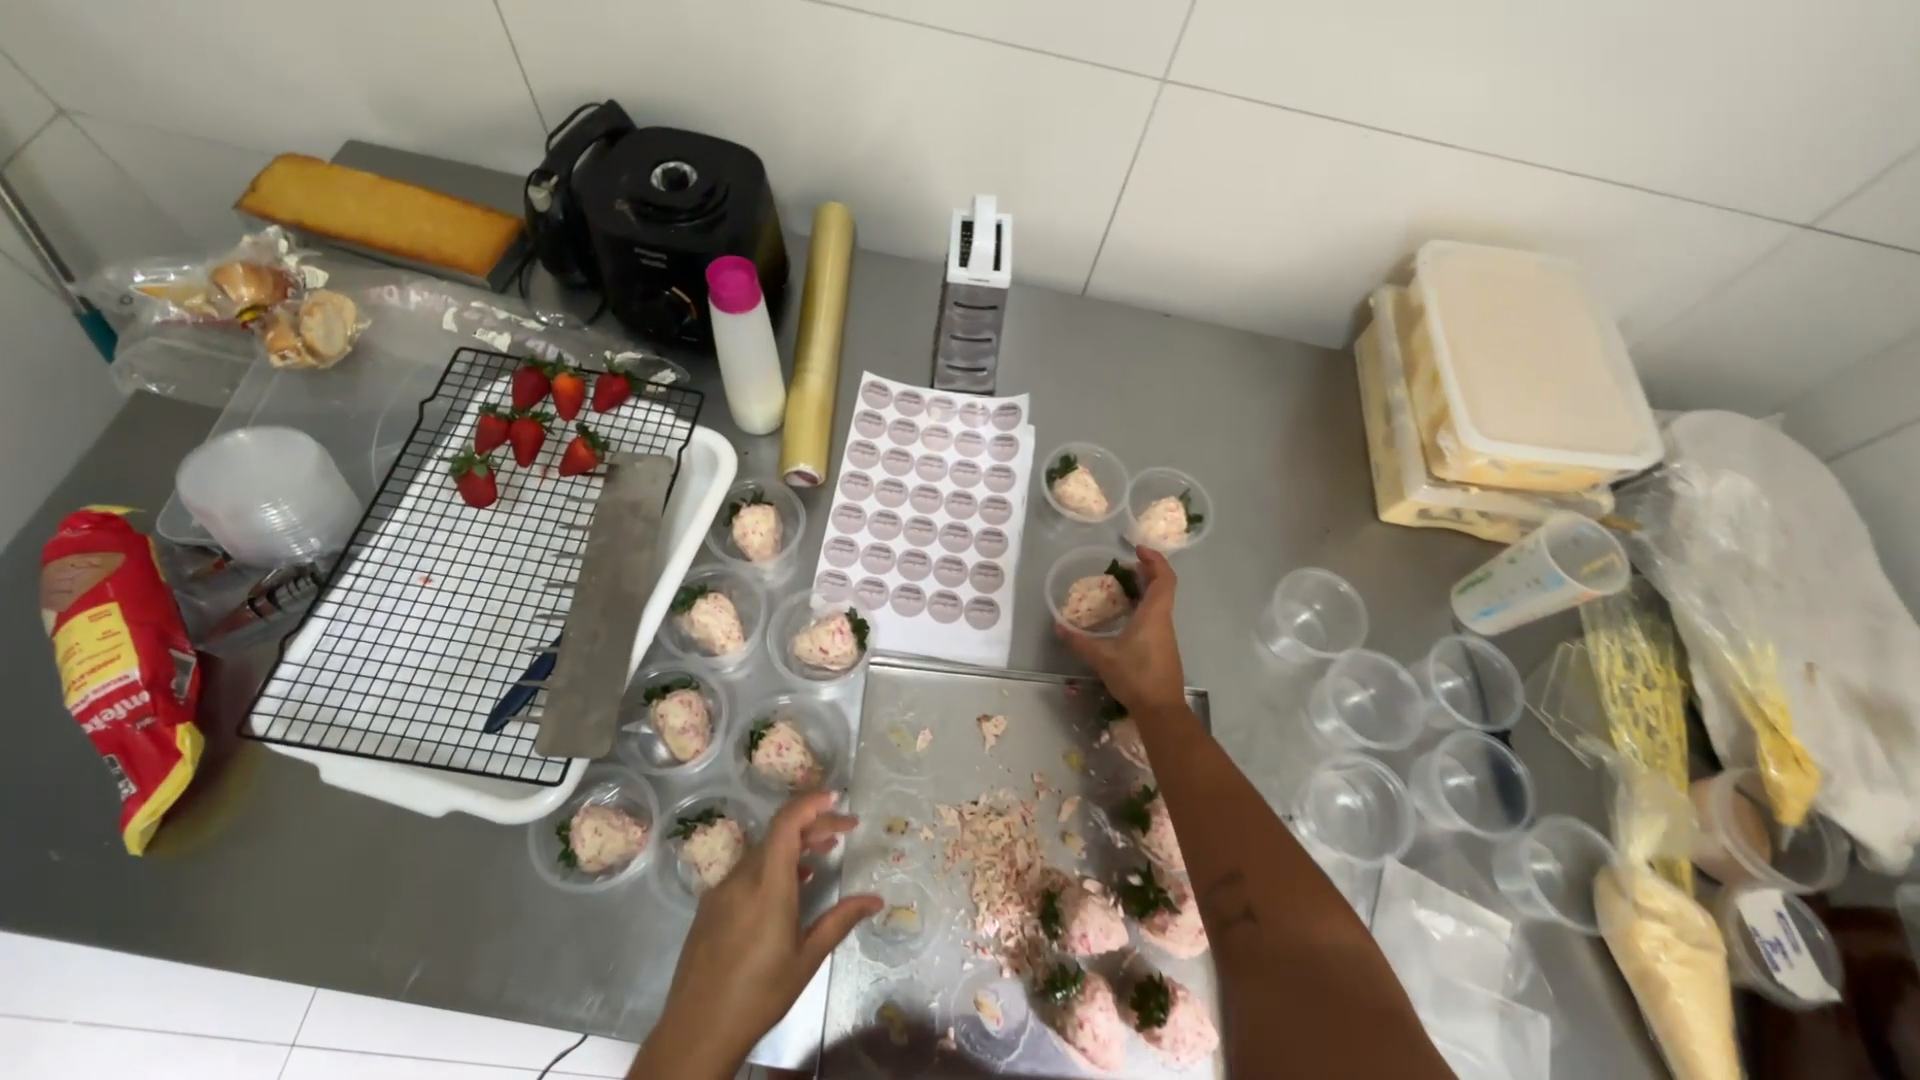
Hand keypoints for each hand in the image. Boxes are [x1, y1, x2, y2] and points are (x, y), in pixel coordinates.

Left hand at [632, 791, 880, 1078]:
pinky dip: (772, 865)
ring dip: (793, 845)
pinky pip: (745, 871)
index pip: (786, 826)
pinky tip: (790, 884)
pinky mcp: (710, 907)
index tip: (836, 798)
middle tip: (845, 831)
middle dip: (812, 825)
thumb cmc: (759, 995)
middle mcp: (741, 880)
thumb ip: (840, 921)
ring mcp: (720, 892)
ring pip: (761, 852)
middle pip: (777, 834)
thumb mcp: (807, 959)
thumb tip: (876, 899)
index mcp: (767, 888)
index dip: (810, 804)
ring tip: (823, 853)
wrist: (697, 1030)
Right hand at [1057, 546, 1186, 713]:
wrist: (1161, 709)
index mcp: (1154, 614)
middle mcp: (1163, 620)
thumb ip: (1079, 641)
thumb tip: (1058, 627)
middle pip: (1162, 586)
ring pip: (1159, 602)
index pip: (1164, 577)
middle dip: (1144, 572)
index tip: (1137, 550)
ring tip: (1119, 589)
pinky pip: (1155, 617)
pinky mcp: (1163, 647)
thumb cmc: (1135, 677)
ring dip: (1143, 590)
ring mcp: (1165, 634)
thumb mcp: (1101, 658)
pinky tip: (1124, 617)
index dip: (1155, 559)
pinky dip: (1142, 607)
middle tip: (1121, 568)